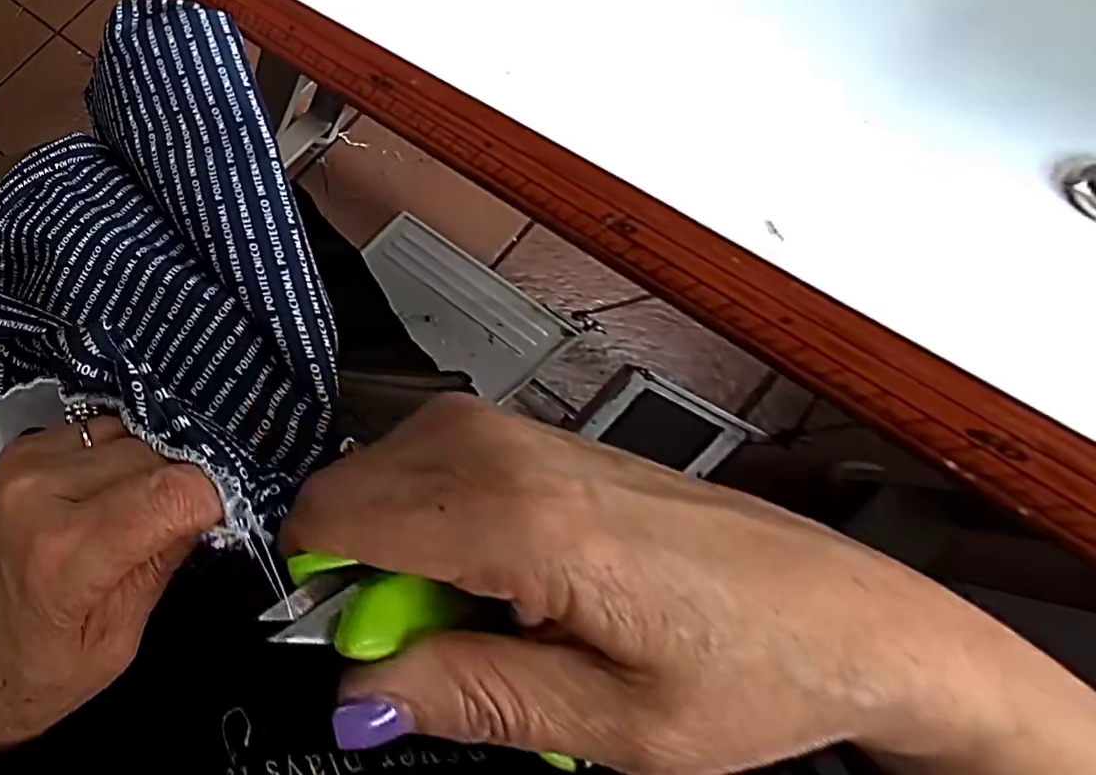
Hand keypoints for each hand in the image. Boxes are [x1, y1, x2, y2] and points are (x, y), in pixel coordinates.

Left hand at [0, 416, 222, 773]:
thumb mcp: (113, 643)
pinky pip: (95, 430)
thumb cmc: (27, 674)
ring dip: (145, 467)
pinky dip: (114, 456)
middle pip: (151, 455)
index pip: (170, 491)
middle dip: (177, 485)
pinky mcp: (22, 447)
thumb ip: (162, 563)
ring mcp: (26, 460)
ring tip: (136, 512)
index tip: (219, 517)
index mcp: (65, 552)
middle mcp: (42, 489)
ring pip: (127, 434)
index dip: (209, 498)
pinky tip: (105, 493)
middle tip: (177, 526)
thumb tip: (207, 506)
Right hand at [282, 394, 1095, 773]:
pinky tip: (478, 559)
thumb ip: (461, 696)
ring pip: (358, 478)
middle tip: (430, 634)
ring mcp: (479, 419)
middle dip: (353, 569)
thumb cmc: (740, 666)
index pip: (332, 515)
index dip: (319, 584)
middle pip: (336, 493)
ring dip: (381, 545)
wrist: (825, 599)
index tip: (364, 643)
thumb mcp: (609, 725)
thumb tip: (351, 698)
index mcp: (509, 511)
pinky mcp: (484, 419)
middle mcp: (479, 441)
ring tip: (470, 602)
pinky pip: (394, 464)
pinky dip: (407, 518)